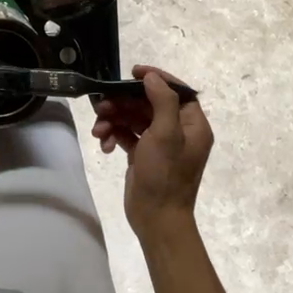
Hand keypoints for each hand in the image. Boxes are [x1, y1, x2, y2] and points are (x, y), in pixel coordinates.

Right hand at [91, 65, 212, 234]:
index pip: (177, 91)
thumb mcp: (166, 135)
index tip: (132, 72)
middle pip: (149, 103)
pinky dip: (114, 135)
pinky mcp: (143, 155)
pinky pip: (127, 134)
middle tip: (103, 103)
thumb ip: (162, 101)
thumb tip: (151, 77)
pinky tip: (104, 145)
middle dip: (124, 102)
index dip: (156, 78)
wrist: (156, 220)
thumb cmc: (165, 175)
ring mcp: (160, 144)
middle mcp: (179, 131)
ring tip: (99, 128)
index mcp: (193, 125)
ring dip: (114, 119)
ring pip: (134, 118)